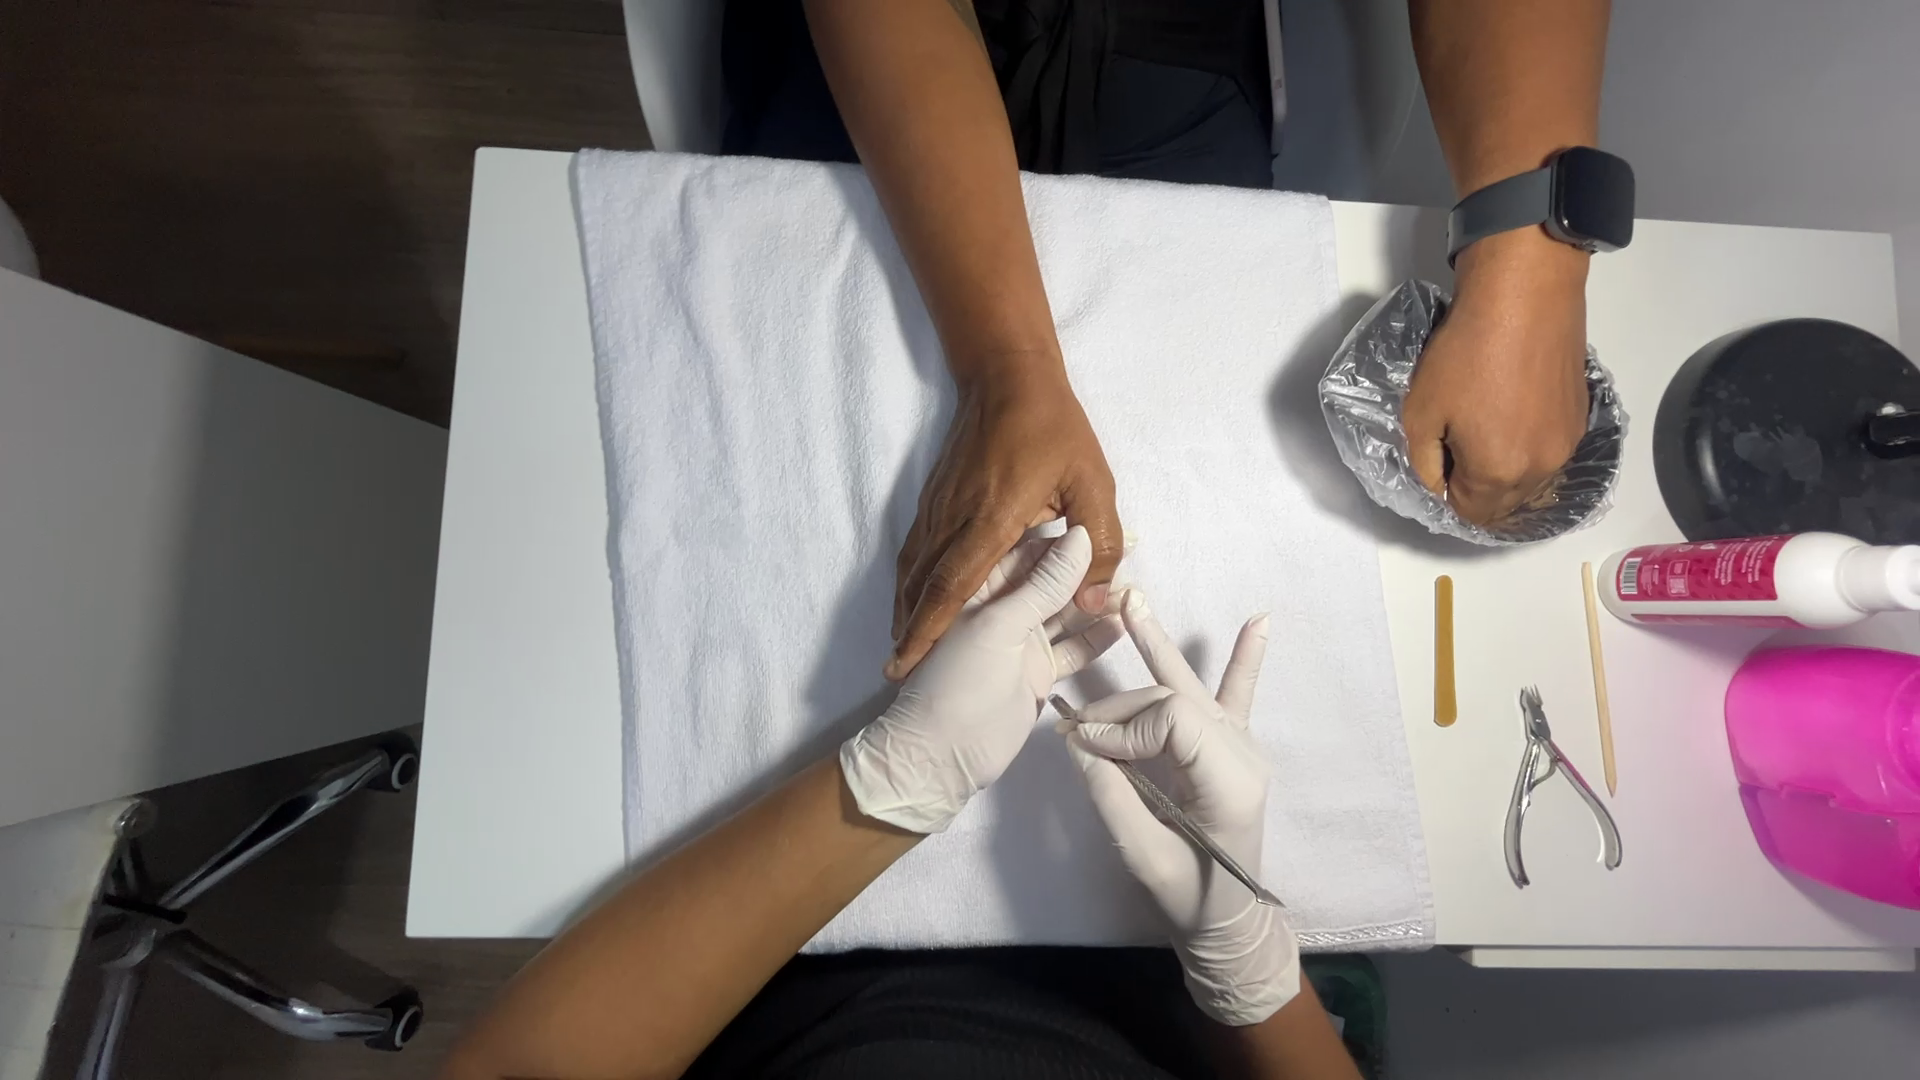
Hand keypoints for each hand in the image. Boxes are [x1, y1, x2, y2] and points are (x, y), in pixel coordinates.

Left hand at [843, 527, 1121, 832]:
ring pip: (1066, 612)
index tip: (1106, 522)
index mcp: (982, 587)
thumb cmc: (960, 681)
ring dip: (1096, 600)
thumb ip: (1044, 584)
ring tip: (1135, 586)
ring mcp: (1022, 641)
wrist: (942, 755)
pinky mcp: (1038, 672)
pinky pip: (1072, 648)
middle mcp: (1003, 607)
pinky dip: (1096, 637)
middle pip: (1053, 579)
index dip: (1067, 536)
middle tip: (1133, 549)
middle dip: (1088, 567)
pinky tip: (1124, 623)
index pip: (1030, 550)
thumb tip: (1082, 534)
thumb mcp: (1000, 625)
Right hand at [888, 366, 1122, 680]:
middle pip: (923, 585)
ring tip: (901, 648)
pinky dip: (909, 582)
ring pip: (912, 568)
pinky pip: (915, 549)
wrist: (1008, 377)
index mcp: (993, 518)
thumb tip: (1093, 601)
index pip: (954, 584)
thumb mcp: (1093, 483)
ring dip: (905, 609)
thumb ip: (1099, 544)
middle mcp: (954, 518)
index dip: (931, 628)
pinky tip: (911, 600)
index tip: (911, 662)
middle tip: (898, 672)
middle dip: (909, 631)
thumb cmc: (1055, 430)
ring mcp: (937, 507)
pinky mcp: (932, 498)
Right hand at [1064, 590, 1298, 1026]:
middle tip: (1077, 720)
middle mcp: (1241, 751)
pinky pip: (1238, 693)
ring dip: (1158, 643)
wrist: (1233, 919)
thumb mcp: (1141, 853)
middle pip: (1170, 698)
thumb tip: (1077, 739)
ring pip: (1192, 684)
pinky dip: (1245, 657)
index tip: (1085, 747)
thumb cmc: (1190, 895)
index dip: (1120, 726)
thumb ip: (1109, 793)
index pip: (1169, 720)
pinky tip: (1259, 621)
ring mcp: (1241, 744)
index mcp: (1230, 781)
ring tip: (1133, 600)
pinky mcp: (1234, 745)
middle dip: (1119, 705)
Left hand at [1402, 231, 1590, 524]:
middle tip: (1452, 451)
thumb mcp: (1420, 416)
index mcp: (1500, 472)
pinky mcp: (1581, 416)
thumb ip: (1425, 464)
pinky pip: (1547, 454)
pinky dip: (1524, 451)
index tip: (1436, 467)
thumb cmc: (1462, 358)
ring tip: (1477, 435)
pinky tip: (1506, 420)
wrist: (1524, 298)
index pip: (1472, 513)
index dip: (1447, 496)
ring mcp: (1568, 441)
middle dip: (1475, 489)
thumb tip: (1438, 487)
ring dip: (1502, 472)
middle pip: (1504, 503)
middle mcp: (1543, 467)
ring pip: (1529, 481)